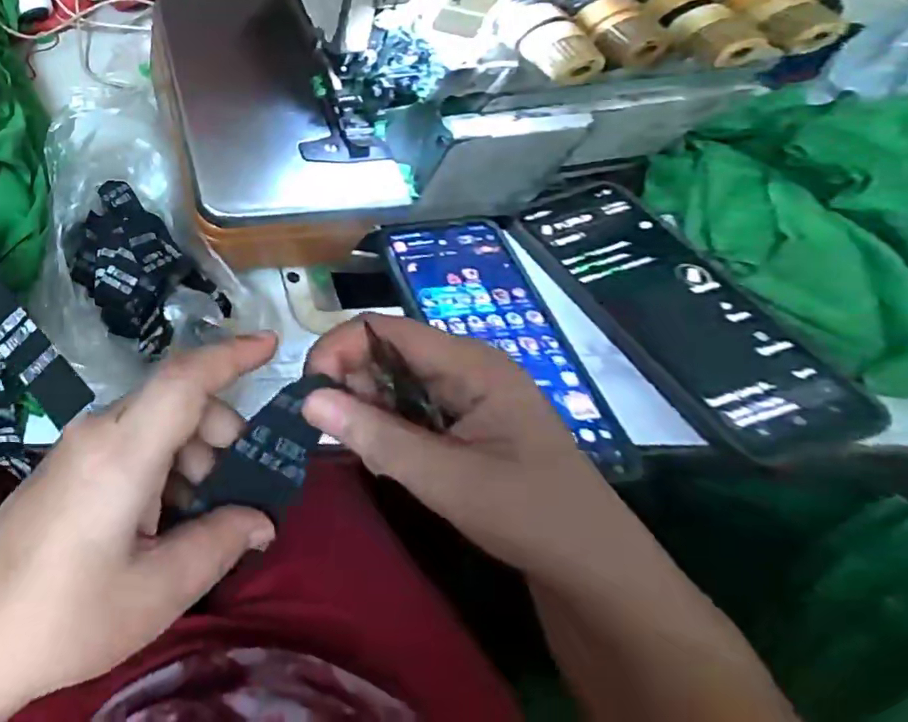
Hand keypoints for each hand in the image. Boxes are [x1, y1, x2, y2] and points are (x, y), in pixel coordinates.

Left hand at [0, 334, 280, 720]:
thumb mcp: (158, 589)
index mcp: (120, 450)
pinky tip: (165, 523)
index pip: (182, 380)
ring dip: (190, 458)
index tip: (270, 344)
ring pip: (151, 426)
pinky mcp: (66, 465)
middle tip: (242, 496)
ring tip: (203, 523)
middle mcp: (96, 433)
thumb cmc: (70, 614)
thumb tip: (260, 519)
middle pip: (173, 404)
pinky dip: (160, 468)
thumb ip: (217, 543)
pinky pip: (126, 446)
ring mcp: (76, 446)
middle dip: (219, 436)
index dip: (229, 356)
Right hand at [300, 316, 651, 590]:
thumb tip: (305, 399)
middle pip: (381, 351)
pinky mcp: (461, 419)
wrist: (602, 577)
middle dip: (349, 383)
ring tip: (367, 451)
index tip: (311, 394)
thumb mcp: (446, 480)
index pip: (380, 329)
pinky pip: (404, 404)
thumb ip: (374, 436)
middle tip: (338, 431)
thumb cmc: (532, 518)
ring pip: (388, 379)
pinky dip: (383, 424)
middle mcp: (464, 366)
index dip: (337, 350)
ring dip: (365, 408)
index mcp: (470, 363)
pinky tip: (388, 458)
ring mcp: (464, 393)